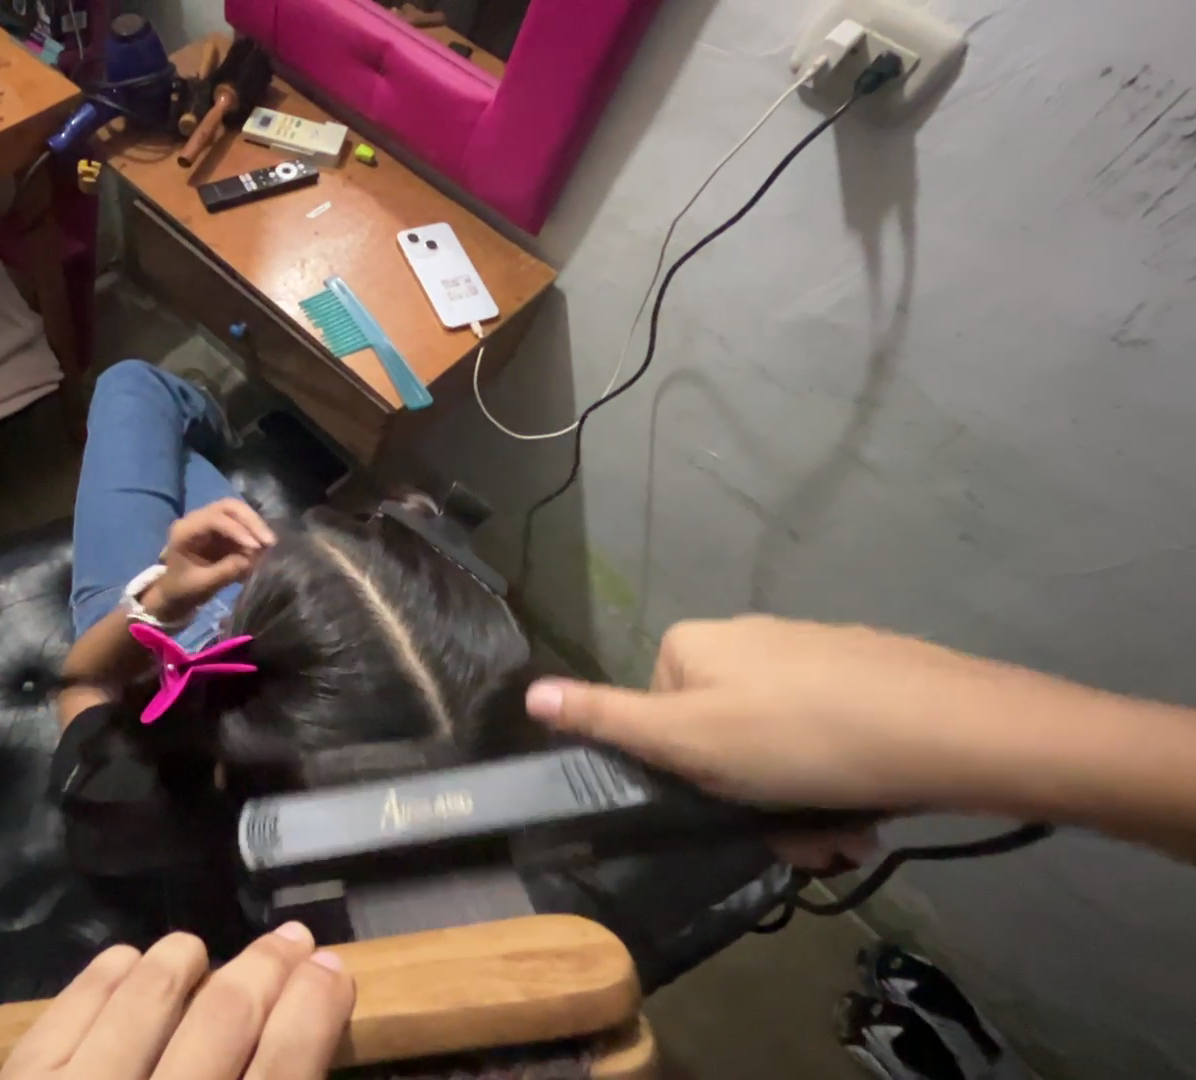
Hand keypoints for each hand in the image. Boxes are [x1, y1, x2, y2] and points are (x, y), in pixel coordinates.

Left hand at [0, 923, 352, 1079]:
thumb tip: (301, 1046)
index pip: (283, 1068)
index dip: (316, 1007)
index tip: (333, 969)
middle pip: (226, 1016)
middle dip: (269, 966)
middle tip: (293, 938)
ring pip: (150, 992)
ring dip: (186, 957)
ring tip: (201, 953)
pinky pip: (74, 1004)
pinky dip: (110, 972)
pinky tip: (130, 963)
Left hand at [151, 499, 276, 618]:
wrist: (174, 593)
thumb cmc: (183, 589)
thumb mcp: (202, 584)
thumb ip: (225, 571)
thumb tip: (250, 559)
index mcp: (185, 530)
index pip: (214, 519)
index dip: (237, 530)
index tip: (255, 547)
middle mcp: (197, 519)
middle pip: (229, 507)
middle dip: (251, 521)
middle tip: (270, 541)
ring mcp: (210, 522)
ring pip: (238, 512)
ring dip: (256, 526)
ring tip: (269, 546)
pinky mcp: (221, 529)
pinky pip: (242, 524)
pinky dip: (254, 535)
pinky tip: (263, 550)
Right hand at [525, 615, 1034, 812]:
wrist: (960, 731)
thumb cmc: (799, 738)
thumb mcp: (685, 740)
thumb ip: (605, 718)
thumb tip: (528, 693)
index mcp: (689, 645)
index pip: (659, 716)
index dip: (689, 772)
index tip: (731, 811)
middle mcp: (741, 634)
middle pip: (719, 729)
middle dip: (750, 792)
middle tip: (798, 836)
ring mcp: (805, 646)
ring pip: (775, 736)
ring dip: (797, 794)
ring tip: (841, 831)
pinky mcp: (863, 666)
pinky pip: (824, 725)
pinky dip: (835, 768)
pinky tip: (869, 800)